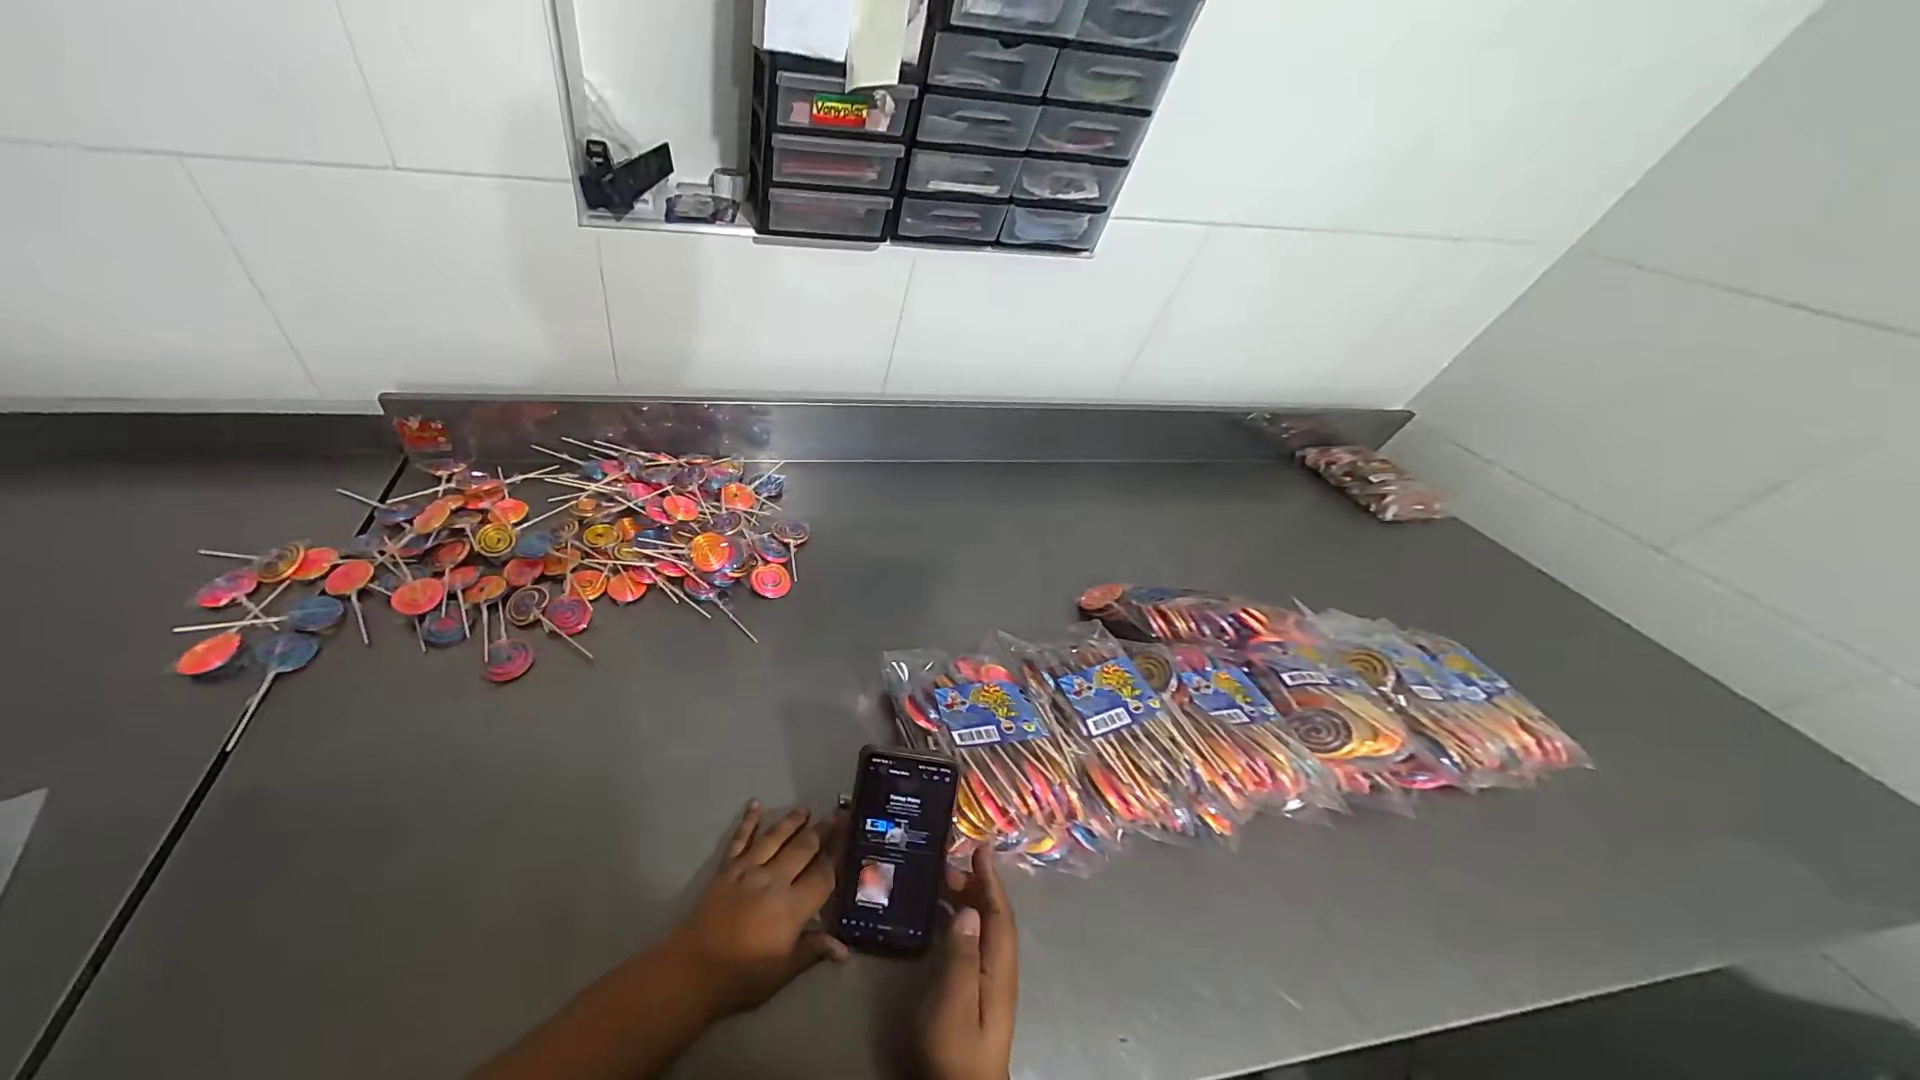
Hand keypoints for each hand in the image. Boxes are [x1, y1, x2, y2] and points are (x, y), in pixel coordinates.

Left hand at [662, 801, 849, 1017]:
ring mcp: (747, 871)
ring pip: (776, 837)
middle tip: (836, 816)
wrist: (690, 973)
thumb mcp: (783, 971)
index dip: (838, 856)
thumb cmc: (741, 977)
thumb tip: (845, 950)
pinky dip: (748, 821)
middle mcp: (773, 880)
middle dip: (822, 831)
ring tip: (806, 810)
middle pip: (804, 848)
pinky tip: (755, 804)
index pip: (824, 874)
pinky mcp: (726, 869)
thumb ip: (814, 951)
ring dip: (793, 821)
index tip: (850, 840)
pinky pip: (739, 839)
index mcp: (792, 906)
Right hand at [922, 847, 1017, 1079]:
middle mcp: (1000, 967)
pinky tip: (946, 918)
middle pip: (994, 916)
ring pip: (985, 927)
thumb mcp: (954, 1004)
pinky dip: (963, 918)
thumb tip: (969, 909)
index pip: (999, 913)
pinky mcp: (977, 989)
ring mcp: (990, 979)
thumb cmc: (955, 1051)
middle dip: (977, 884)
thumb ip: (961, 957)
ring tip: (943, 882)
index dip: (990, 879)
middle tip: (948, 865)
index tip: (980, 849)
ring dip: (969, 899)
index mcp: (999, 966)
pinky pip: (975, 940)